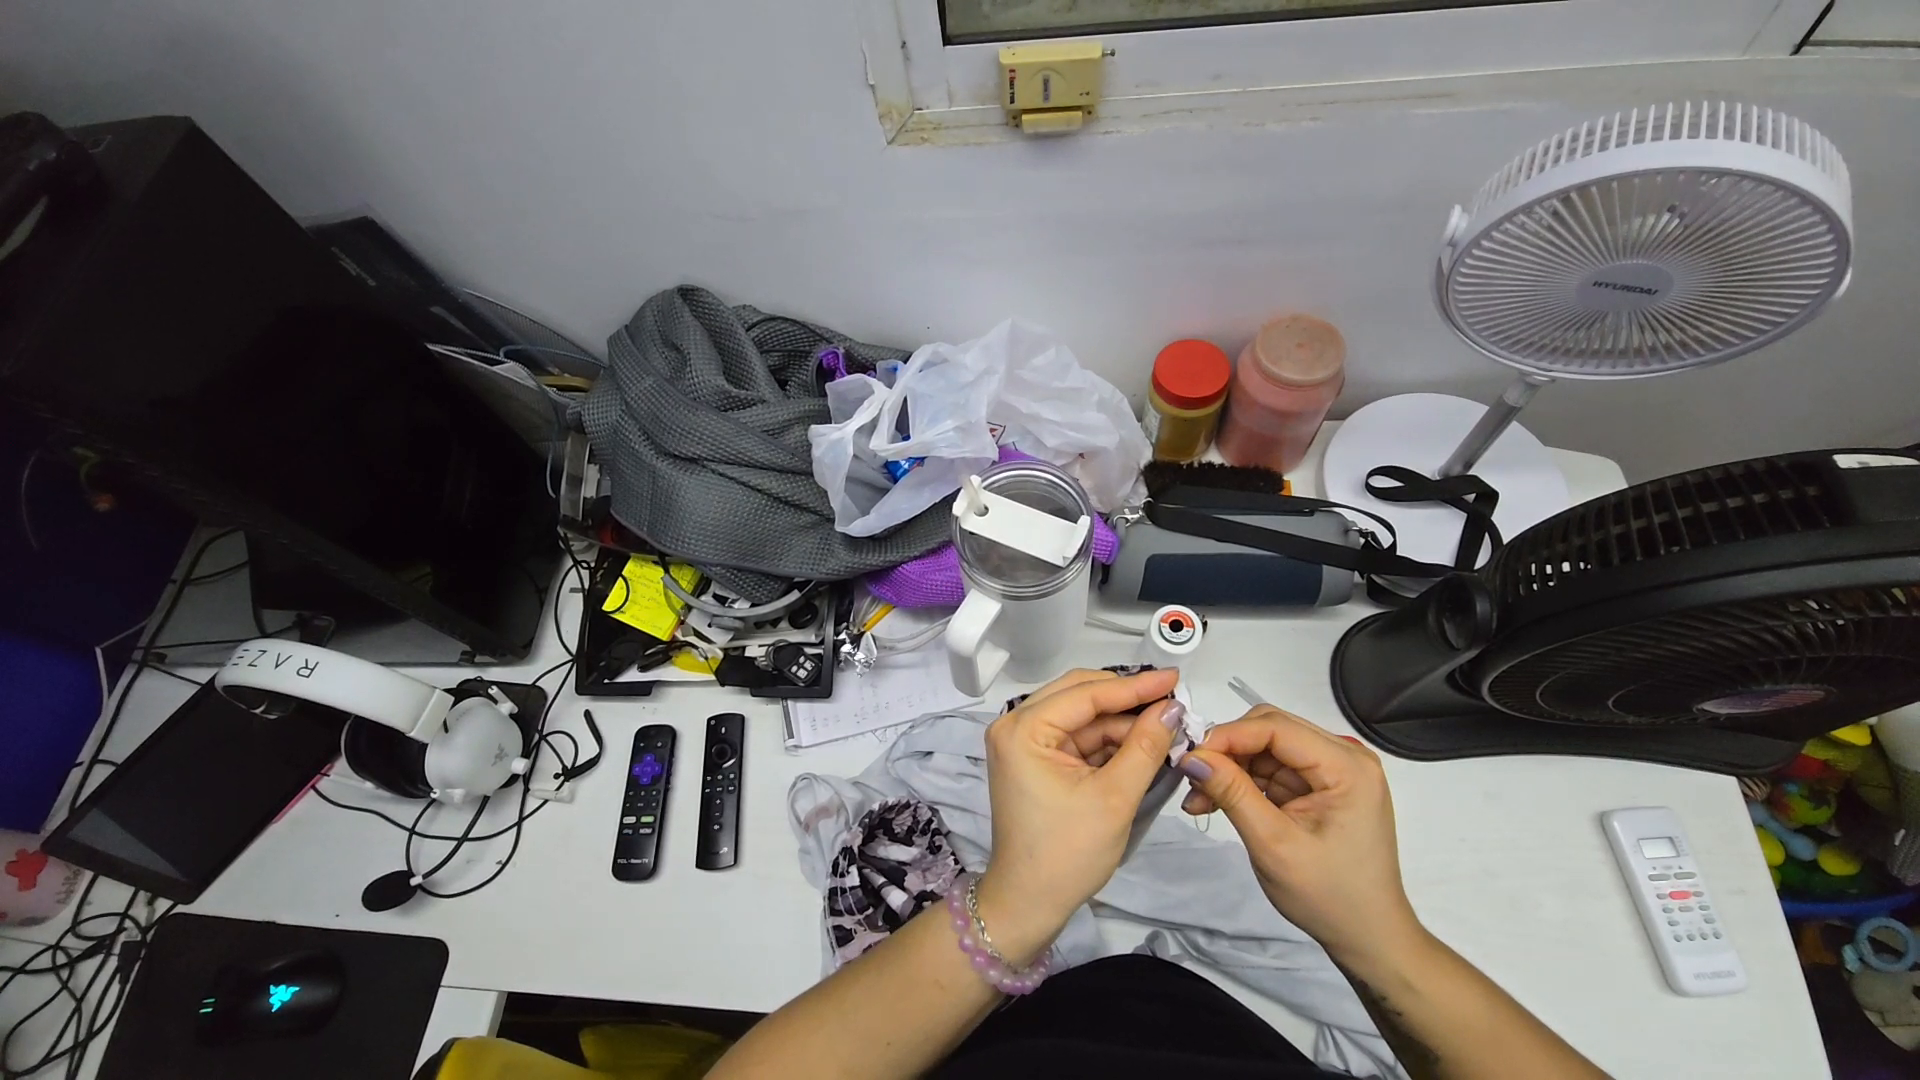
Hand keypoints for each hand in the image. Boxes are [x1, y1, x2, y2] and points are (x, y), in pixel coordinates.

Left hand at [977, 668, 1181, 960]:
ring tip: (1166, 719)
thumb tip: (1172, 709)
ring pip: (1082, 716)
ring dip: (1121, 719)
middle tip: (1173, 696)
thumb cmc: (1067, 853)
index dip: (1134, 685)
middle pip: (1080, 695)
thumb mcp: (1114, 797)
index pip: (1086, 693)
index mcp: (1022, 729)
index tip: (1174, 678)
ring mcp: (1023, 742)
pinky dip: (1109, 739)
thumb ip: (1145, 746)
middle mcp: (1015, 725)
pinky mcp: (1035, 760)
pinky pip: (1077, 737)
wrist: (1029, 903)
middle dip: (1127, 698)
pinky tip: (1143, 739)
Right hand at [1179, 706, 1422, 964]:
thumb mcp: (1273, 844)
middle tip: (1192, 779)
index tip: (1188, 758)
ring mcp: (1332, 771)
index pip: (1275, 728)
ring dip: (1230, 768)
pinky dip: (1243, 781)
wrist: (1367, 937)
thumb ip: (1232, 793)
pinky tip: (1216, 801)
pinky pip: (1272, 768)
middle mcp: (1344, 757)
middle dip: (1227, 751)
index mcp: (1346, 766)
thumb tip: (1190, 757)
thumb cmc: (1328, 895)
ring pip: (1266, 748)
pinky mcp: (1319, 786)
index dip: (1228, 736)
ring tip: (1199, 799)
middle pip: (1271, 730)